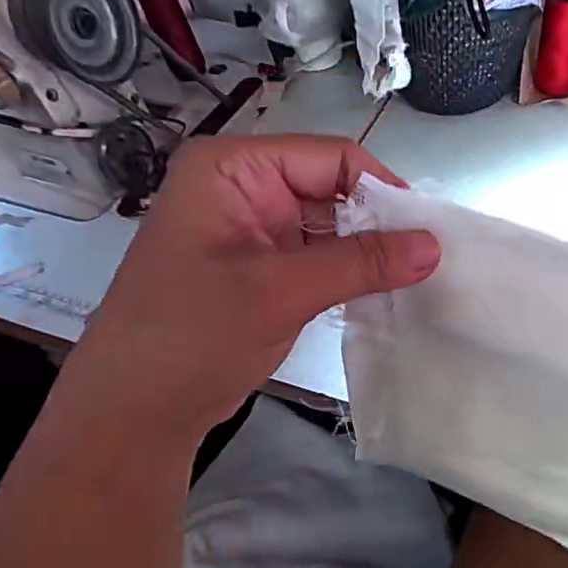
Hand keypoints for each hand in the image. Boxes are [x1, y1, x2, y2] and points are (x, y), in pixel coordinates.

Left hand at [58, 134, 439, 439]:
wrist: (134, 410)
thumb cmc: (191, 336)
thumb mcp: (278, 291)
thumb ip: (358, 263)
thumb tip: (433, 246)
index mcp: (231, 168)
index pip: (327, 156)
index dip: (380, 188)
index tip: (426, 230)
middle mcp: (240, 189)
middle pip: (328, 189)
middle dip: (375, 223)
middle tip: (427, 259)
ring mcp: (248, 232)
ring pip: (325, 228)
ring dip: (363, 253)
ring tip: (413, 279)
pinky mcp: (255, 271)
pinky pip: (312, 259)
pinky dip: (344, 275)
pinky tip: (378, 294)